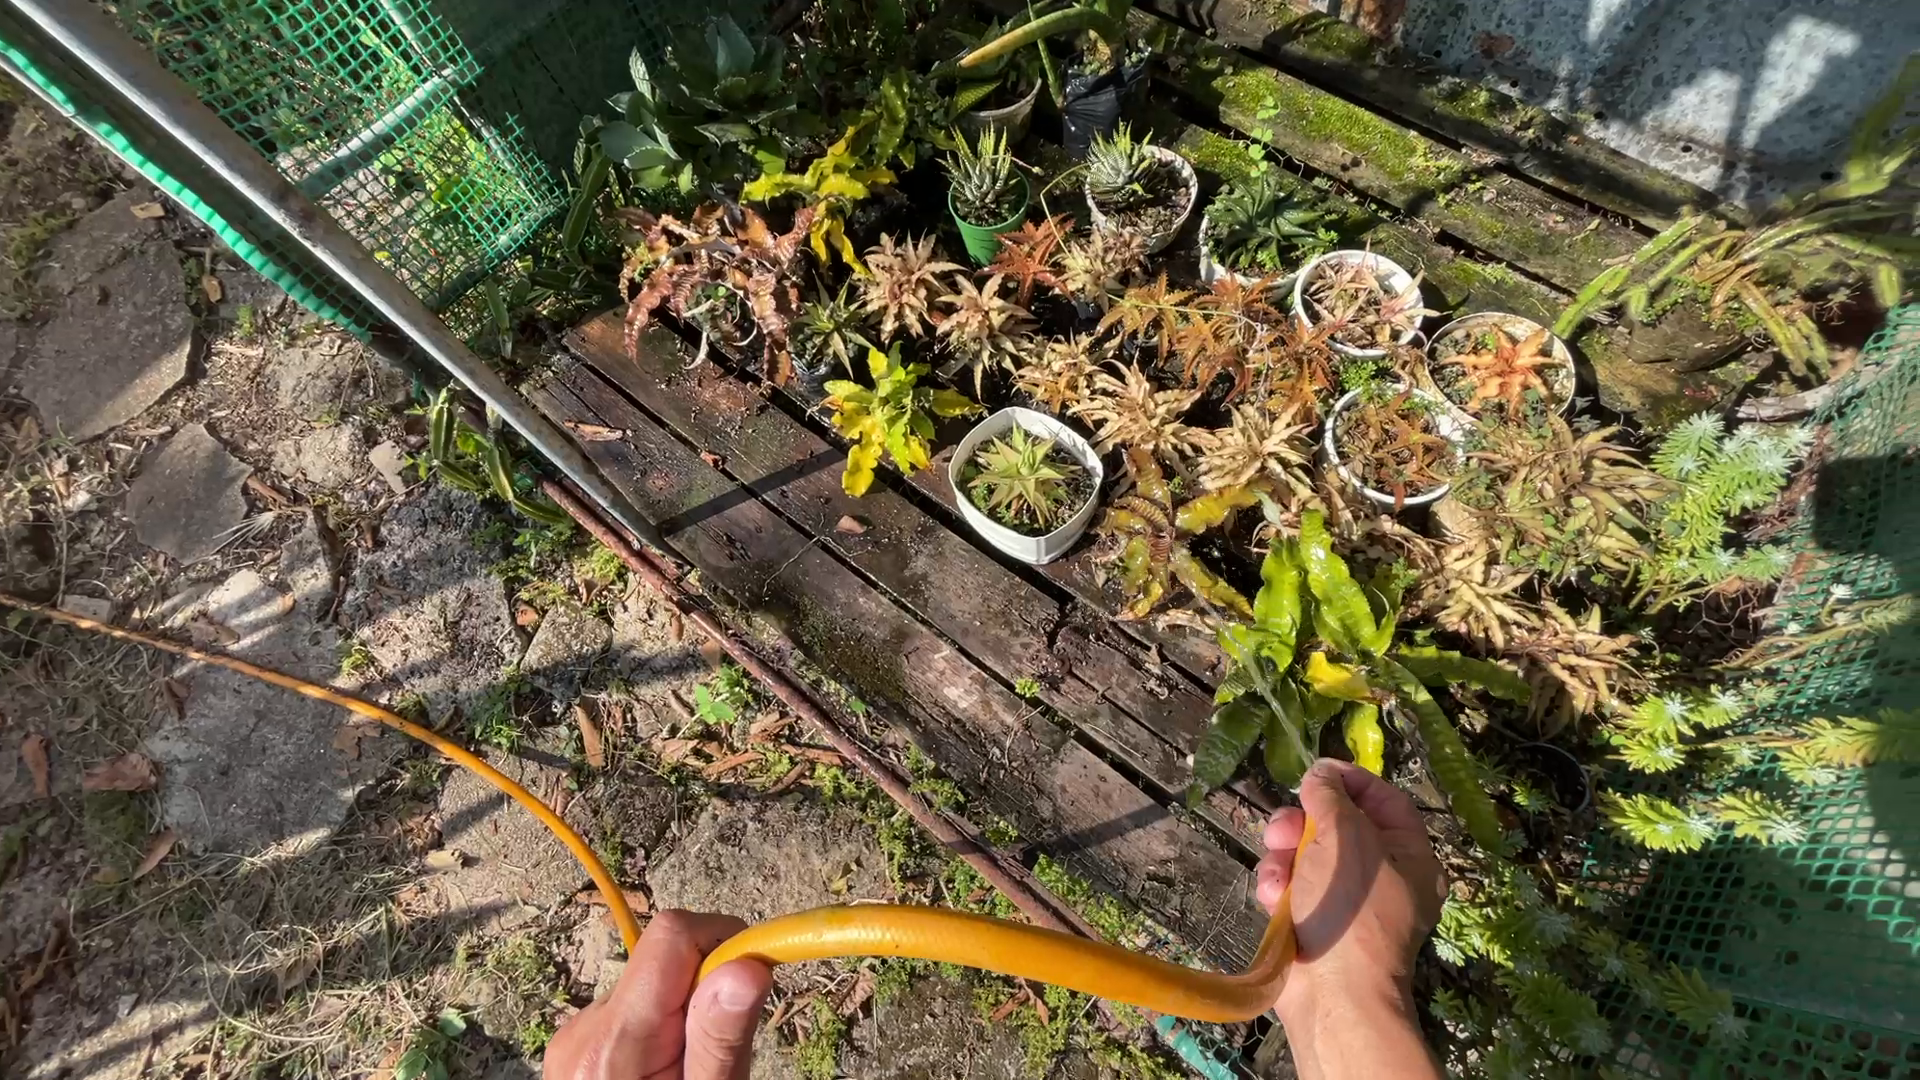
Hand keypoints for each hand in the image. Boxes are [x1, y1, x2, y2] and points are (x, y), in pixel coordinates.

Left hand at [543, 910, 773, 1079]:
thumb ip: (720, 1038)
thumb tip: (749, 962)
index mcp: (613, 1041)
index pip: (673, 934)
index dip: (723, 938)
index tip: (753, 979)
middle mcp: (585, 1026)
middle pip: (666, 954)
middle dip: (712, 977)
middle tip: (728, 1038)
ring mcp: (575, 1036)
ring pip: (655, 979)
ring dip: (690, 1002)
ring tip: (696, 1063)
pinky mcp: (578, 1045)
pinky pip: (638, 1005)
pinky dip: (667, 1021)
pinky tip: (669, 1069)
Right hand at [1256, 759, 1445, 1079]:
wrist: (1332, 991)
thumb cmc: (1350, 907)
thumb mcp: (1343, 836)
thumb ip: (1330, 796)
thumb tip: (1320, 774)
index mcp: (1408, 857)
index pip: (1385, 799)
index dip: (1351, 780)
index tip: (1316, 771)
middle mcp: (1380, 874)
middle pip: (1333, 823)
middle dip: (1300, 823)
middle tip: (1282, 830)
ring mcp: (1344, 898)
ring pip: (1303, 850)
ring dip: (1281, 856)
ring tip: (1277, 875)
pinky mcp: (1311, 915)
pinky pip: (1289, 882)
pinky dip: (1276, 885)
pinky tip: (1272, 898)